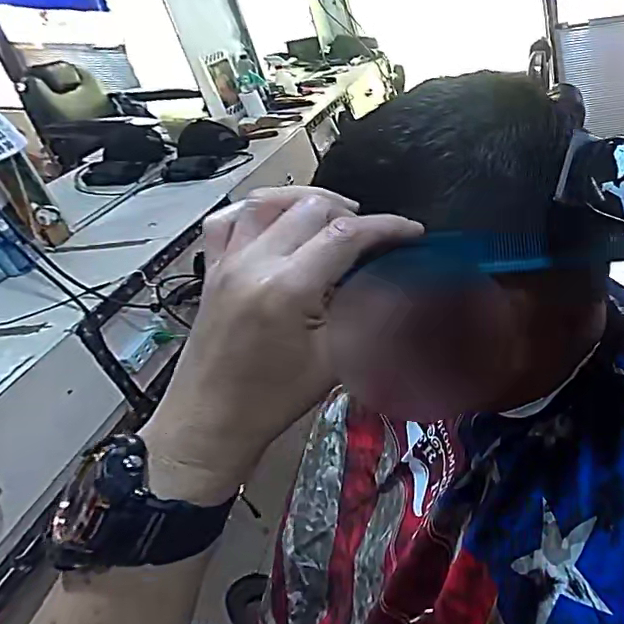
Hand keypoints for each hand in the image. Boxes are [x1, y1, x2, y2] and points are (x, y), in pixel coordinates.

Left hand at [141, 187, 422, 502]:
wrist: (210, 422)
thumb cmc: (277, 396)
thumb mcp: (337, 357)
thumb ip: (368, 311)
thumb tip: (400, 281)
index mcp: (288, 287)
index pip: (347, 234)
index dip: (388, 227)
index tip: (413, 232)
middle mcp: (254, 264)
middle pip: (311, 208)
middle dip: (354, 215)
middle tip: (376, 239)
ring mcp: (226, 263)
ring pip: (268, 201)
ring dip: (309, 202)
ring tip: (335, 218)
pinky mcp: (211, 270)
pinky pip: (229, 219)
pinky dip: (260, 210)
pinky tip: (281, 223)